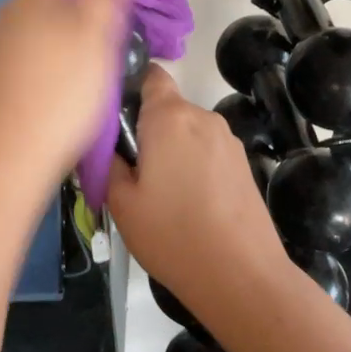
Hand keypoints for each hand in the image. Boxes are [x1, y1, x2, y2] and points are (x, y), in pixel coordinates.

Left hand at [0, 0, 130, 201]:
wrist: (18, 148)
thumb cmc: (64, 86)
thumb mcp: (97, 32)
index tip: (121, 8)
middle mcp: (12, 8)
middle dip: (86, 11)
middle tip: (112, 38)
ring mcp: (4, 40)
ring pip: (50, 25)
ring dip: (73, 37)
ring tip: (97, 63)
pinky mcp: (4, 70)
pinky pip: (40, 51)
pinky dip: (58, 59)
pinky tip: (73, 81)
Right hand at [106, 66, 290, 307]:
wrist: (242, 277)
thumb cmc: (173, 235)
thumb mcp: (121, 202)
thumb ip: (107, 162)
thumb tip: (108, 146)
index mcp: (170, 117)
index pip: (149, 74)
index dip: (129, 89)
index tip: (114, 122)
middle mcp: (202, 117)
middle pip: (166, 108)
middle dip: (146, 131)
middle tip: (129, 172)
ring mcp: (228, 141)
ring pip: (186, 133)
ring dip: (170, 152)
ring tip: (159, 196)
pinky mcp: (243, 165)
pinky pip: (206, 153)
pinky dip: (192, 168)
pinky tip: (186, 206)